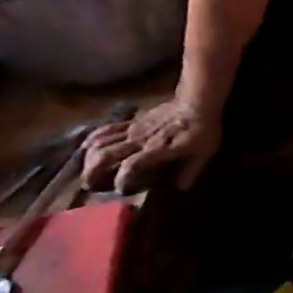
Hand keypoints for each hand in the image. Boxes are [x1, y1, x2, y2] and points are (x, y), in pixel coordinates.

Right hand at [81, 98, 220, 192]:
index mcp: (158, 150)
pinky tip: (87, 147)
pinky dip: (93, 138)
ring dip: (89, 157)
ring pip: (100, 142)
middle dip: (93, 172)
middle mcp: (140, 140)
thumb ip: (192, 170)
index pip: (131, 166)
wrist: (197, 102)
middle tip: (90, 185)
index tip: (121, 189)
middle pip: (105, 155)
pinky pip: (106, 128)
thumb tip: (181, 188)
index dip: (122, 180)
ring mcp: (133, 130)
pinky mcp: (132, 122)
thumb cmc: (204, 129)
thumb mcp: (205, 152)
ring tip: (87, 169)